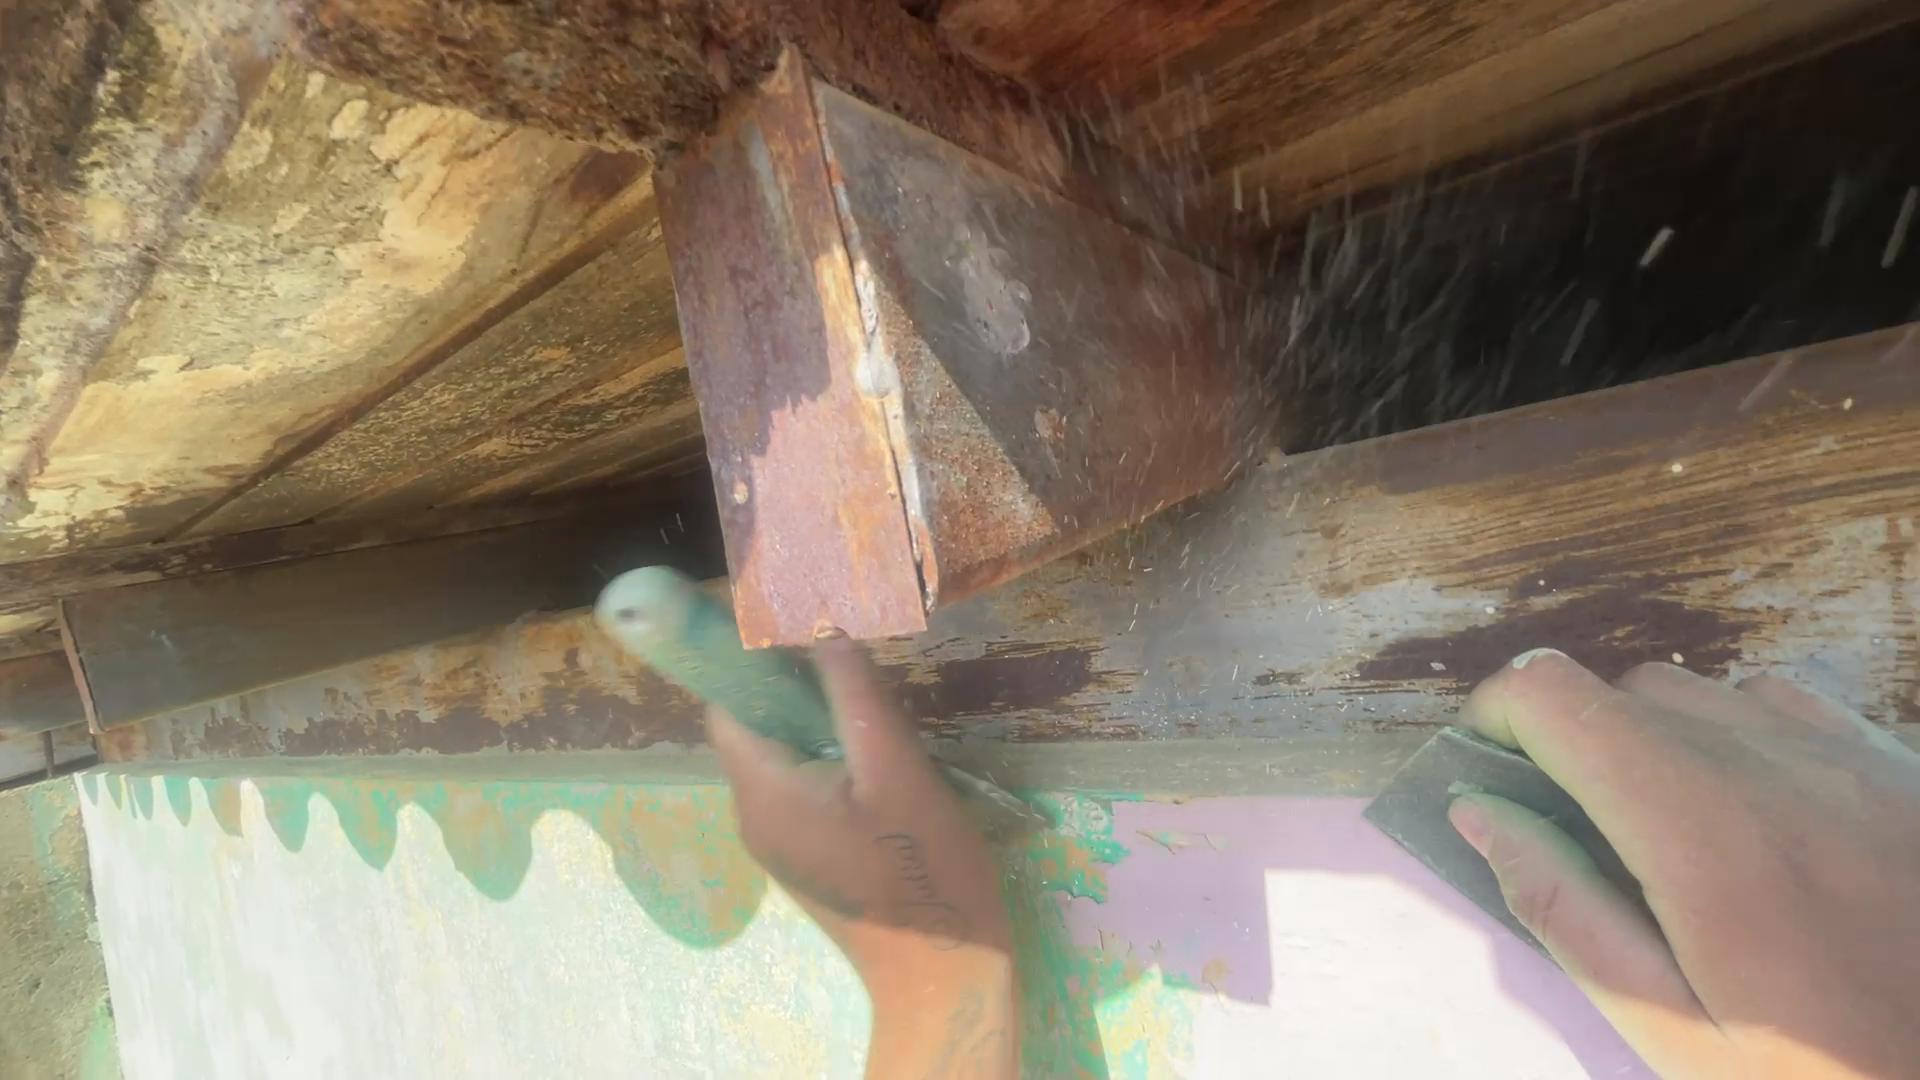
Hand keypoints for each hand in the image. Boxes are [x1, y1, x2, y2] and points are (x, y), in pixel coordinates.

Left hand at [708, 634, 1016, 1078]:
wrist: (945, 969)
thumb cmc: (921, 862)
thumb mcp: (895, 766)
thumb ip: (856, 694)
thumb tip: (826, 633)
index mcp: (763, 793)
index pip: (727, 708)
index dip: (753, 666)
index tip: (804, 640)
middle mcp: (754, 817)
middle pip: (755, 730)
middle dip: (798, 694)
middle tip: (860, 685)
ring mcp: (778, 843)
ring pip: (782, 757)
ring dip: (819, 727)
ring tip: (877, 727)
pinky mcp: (805, 855)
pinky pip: (800, 788)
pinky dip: (827, 762)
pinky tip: (878, 769)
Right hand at [1449, 650, 1919, 1078]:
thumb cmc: (1833, 1078)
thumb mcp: (1673, 1031)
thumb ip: (1558, 906)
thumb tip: (1475, 808)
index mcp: (1704, 826)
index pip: (1545, 692)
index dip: (1492, 718)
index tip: (1491, 779)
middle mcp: (1776, 763)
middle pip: (1601, 688)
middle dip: (1554, 736)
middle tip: (1566, 820)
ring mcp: (1855, 756)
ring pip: (1680, 689)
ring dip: (1632, 731)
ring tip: (1653, 815)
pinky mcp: (1904, 765)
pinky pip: (1769, 700)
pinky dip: (1719, 728)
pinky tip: (1741, 798)